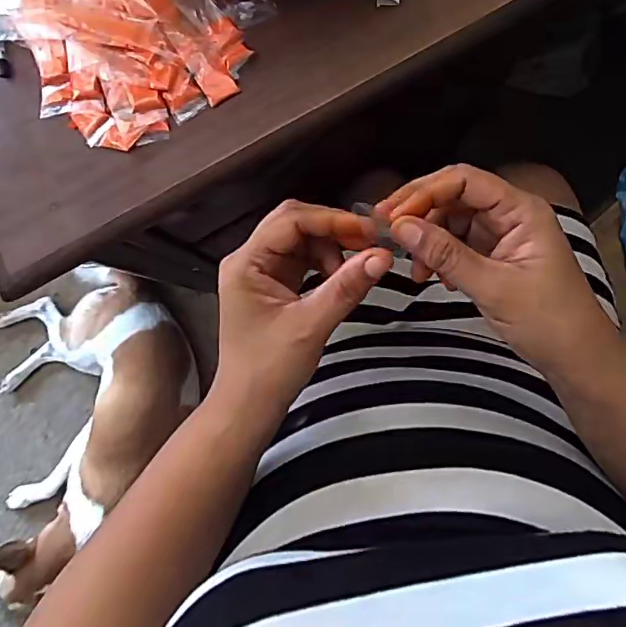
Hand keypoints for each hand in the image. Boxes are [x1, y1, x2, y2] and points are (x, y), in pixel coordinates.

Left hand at [214, 200, 392, 420]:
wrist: (248, 407)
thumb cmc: (267, 371)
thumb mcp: (311, 326)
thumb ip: (345, 287)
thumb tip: (380, 256)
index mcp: (245, 263)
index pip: (290, 220)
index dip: (331, 220)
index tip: (367, 230)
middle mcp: (249, 260)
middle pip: (294, 223)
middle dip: (333, 229)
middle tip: (368, 242)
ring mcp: (260, 272)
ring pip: (301, 239)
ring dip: (331, 247)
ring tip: (354, 269)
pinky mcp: (273, 284)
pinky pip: (302, 259)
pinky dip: (325, 262)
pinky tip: (341, 276)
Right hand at [375, 165, 615, 363]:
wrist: (578, 359)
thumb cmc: (550, 322)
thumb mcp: (492, 286)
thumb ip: (444, 254)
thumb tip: (401, 227)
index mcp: (521, 210)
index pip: (464, 180)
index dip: (425, 192)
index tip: (394, 215)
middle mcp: (510, 214)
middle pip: (453, 195)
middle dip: (418, 212)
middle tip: (386, 229)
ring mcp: (501, 233)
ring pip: (450, 219)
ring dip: (426, 238)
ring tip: (415, 268)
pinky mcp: (493, 253)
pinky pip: (455, 242)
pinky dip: (437, 255)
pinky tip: (431, 275)